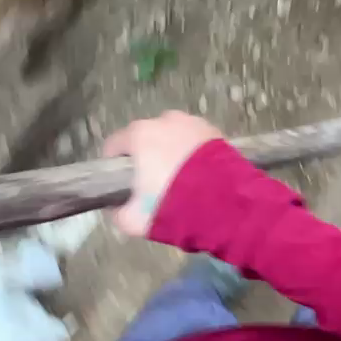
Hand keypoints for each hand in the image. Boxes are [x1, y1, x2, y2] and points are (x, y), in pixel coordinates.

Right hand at [101, 111, 223, 236]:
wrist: (226, 205)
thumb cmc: (172, 206)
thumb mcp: (133, 220)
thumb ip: (117, 212)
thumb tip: (116, 207)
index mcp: (138, 135)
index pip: (114, 146)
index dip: (114, 167)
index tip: (122, 185)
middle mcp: (163, 120)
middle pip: (144, 139)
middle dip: (145, 159)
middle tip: (154, 186)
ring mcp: (191, 122)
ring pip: (170, 138)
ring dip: (170, 153)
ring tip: (180, 180)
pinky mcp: (213, 130)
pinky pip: (193, 141)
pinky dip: (191, 153)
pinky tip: (198, 174)